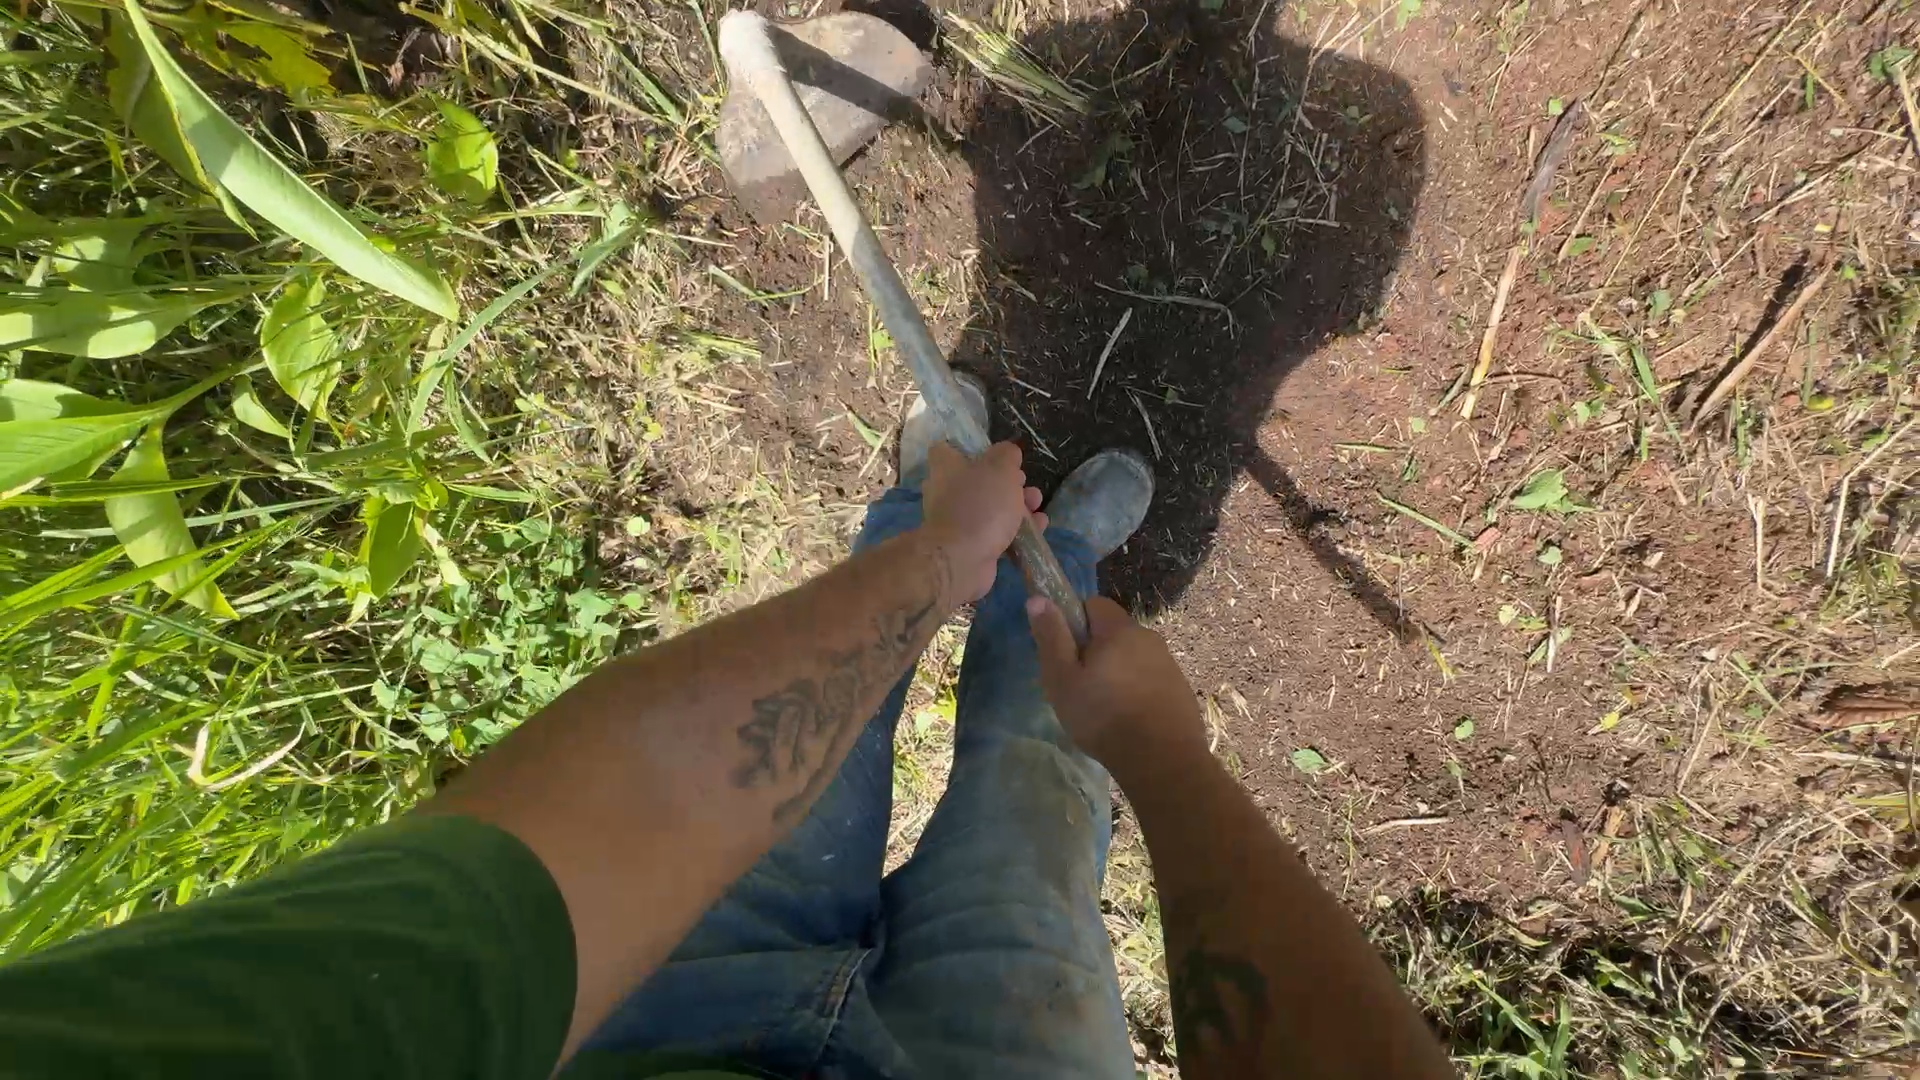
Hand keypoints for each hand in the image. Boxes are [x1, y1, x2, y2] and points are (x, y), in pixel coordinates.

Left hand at [921, 441, 1044, 601]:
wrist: (962, 559)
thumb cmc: (980, 505)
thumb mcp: (1000, 468)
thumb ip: (1007, 455)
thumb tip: (1008, 453)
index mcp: (945, 468)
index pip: (947, 449)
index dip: (971, 449)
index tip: (996, 455)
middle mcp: (946, 493)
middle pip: (979, 480)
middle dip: (1009, 482)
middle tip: (1026, 484)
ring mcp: (958, 522)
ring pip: (990, 508)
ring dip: (1018, 506)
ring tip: (1037, 506)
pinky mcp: (970, 546)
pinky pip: (996, 533)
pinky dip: (1017, 530)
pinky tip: (1039, 528)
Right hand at [1027, 594, 1205, 775]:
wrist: (1162, 761)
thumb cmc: (1102, 716)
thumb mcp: (1062, 678)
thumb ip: (1051, 636)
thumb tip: (1039, 598)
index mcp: (1119, 629)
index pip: (1094, 604)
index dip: (1075, 623)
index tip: (1067, 654)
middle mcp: (1148, 637)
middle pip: (1113, 632)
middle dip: (1095, 651)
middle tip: (1080, 686)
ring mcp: (1168, 663)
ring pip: (1132, 656)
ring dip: (1117, 672)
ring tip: (1104, 708)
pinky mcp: (1180, 689)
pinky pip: (1150, 678)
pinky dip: (1137, 690)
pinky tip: (1129, 720)